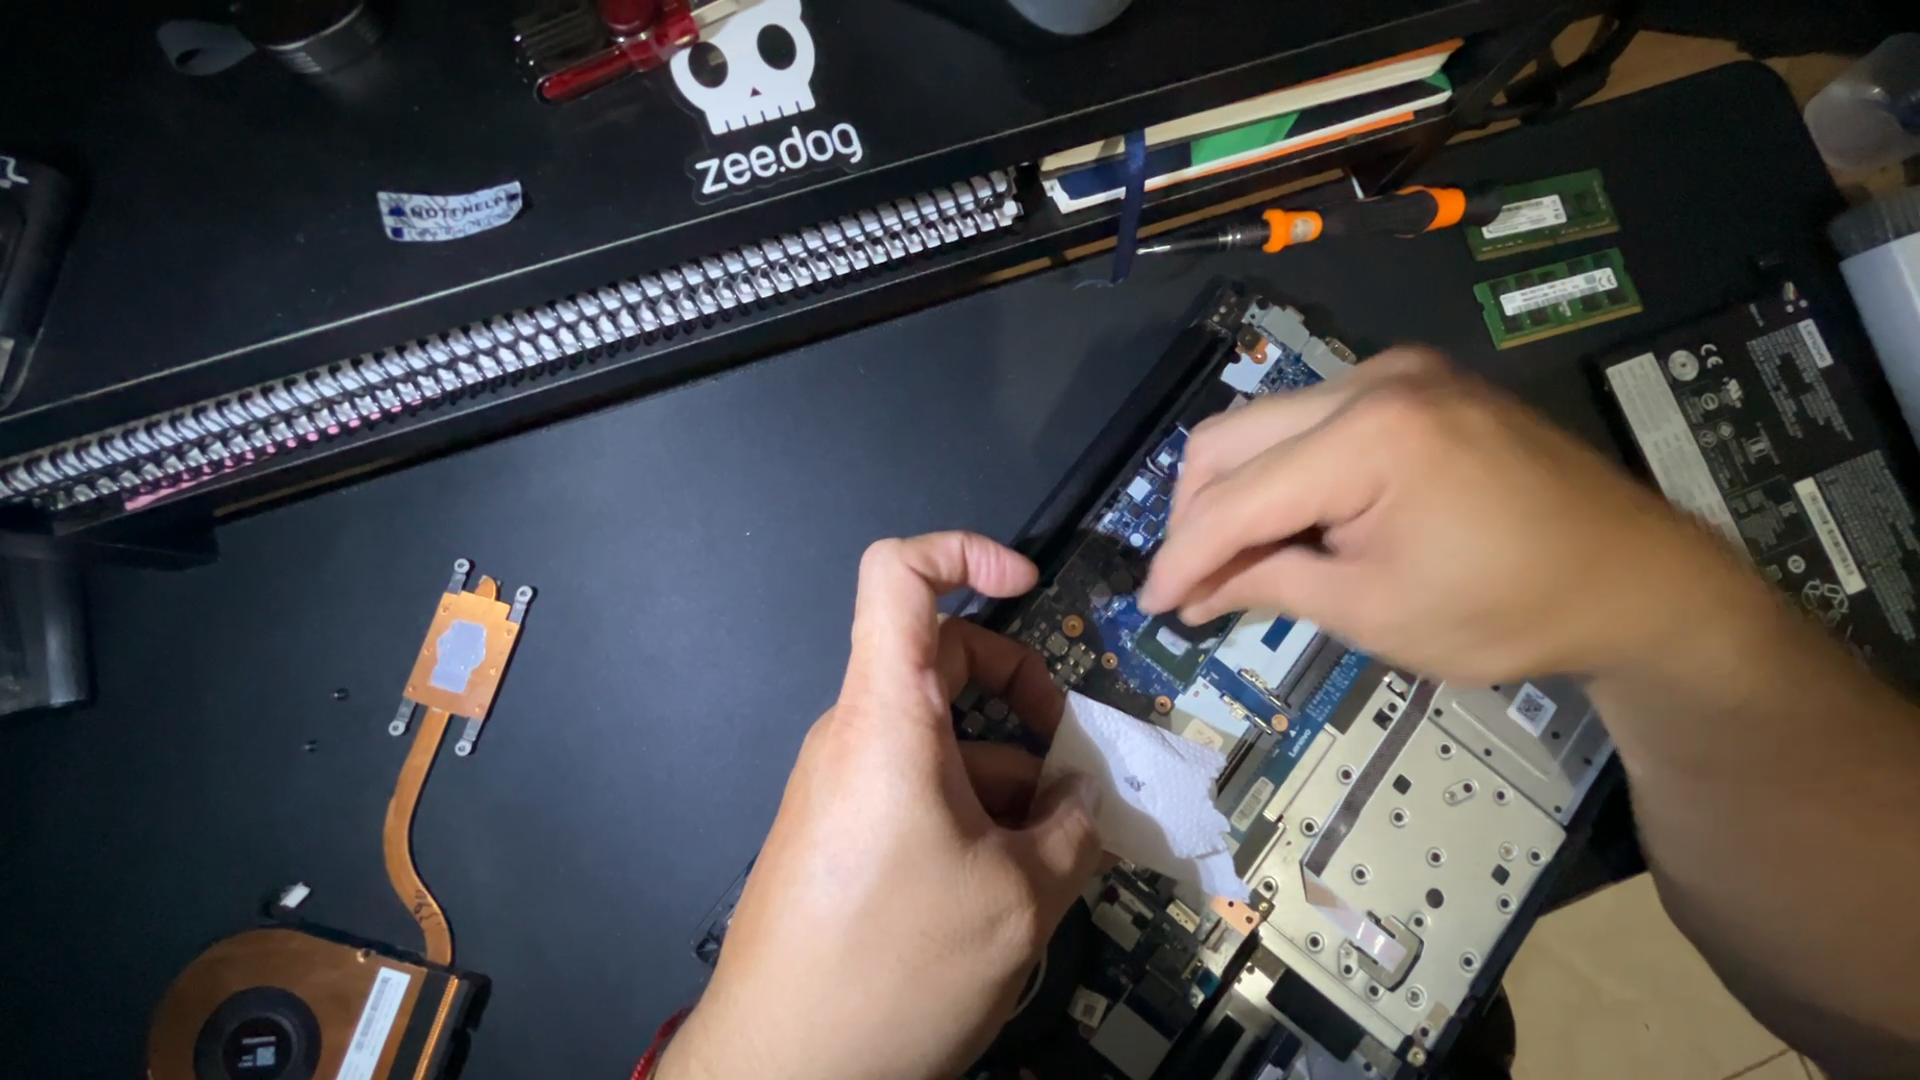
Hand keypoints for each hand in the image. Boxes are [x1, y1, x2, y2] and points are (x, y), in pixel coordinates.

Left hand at [658, 533, 1103, 1079]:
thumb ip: (1072, 835)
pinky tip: (1015, 872)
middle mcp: (859, 729)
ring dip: (1009, 769)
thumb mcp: (1016, 902)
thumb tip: (1087, 803)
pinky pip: (921, 781)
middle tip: (1074, 761)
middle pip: (945, 655)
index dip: (964, 551)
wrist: (776, 1073)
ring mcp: (847, 777)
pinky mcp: (845, 823)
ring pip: (944, 733)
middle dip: (1023, 691)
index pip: (899, 574)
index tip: (1027, 583)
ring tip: (1062, 845)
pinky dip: (976, 803)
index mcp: (886, 713)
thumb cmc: (891, 968)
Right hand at [1137, 348, 1751, 682]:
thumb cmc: (1507, 611)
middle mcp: (1372, 380)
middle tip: (1189, 580)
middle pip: (1227, 439)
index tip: (1151, 604)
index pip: (1236, 498)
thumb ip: (1265, 585)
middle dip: (1193, 515)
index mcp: (1370, 437)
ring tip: (1231, 557)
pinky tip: (1282, 521)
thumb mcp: (1368, 611)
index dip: (1182, 556)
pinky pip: (1303, 422)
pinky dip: (1276, 474)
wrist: (1639, 581)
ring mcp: (1393, 373)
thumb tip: (1187, 593)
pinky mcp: (1408, 384)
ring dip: (1230, 493)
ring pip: (1258, 424)